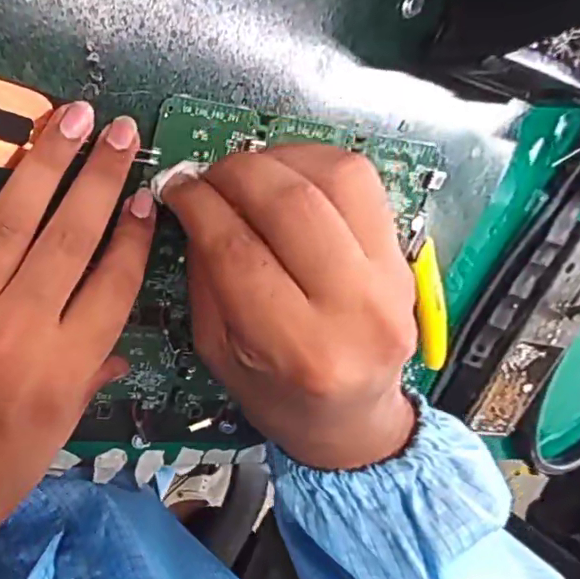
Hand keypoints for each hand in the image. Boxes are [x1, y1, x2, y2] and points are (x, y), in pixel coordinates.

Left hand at [0, 102, 155, 578]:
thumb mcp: (44, 451)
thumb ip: (81, 386)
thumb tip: (119, 346)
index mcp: (58, 374)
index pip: (112, 289)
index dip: (135, 238)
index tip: (150, 196)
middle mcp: (15, 328)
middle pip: (69, 238)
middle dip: (101, 179)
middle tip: (125, 129)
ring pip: (11, 221)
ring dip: (43, 162)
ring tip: (73, 116)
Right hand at [159, 144, 416, 470]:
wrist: (351, 419)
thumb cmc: (271, 392)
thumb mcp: (214, 347)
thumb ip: (205, 275)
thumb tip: (194, 205)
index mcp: (294, 348)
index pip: (236, 250)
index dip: (197, 206)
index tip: (174, 189)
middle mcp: (353, 310)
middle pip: (291, 205)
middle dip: (234, 173)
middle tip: (205, 175)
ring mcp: (391, 279)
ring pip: (337, 179)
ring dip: (277, 159)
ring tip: (243, 171)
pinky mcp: (405, 257)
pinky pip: (363, 183)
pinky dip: (314, 162)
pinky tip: (282, 173)